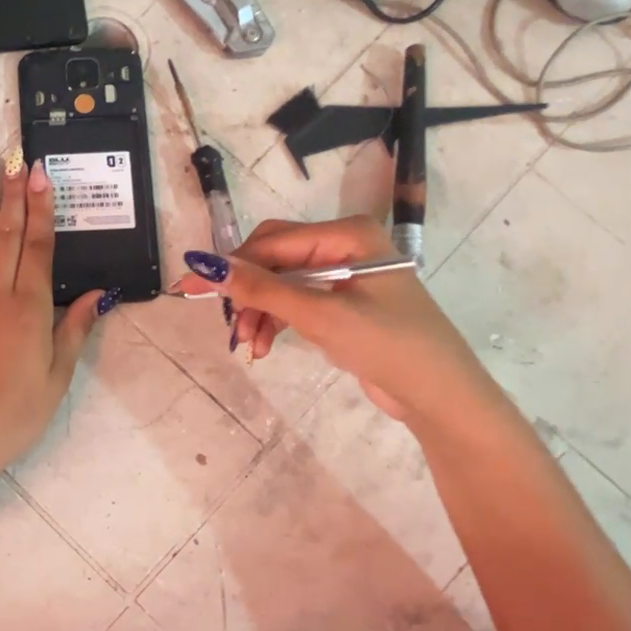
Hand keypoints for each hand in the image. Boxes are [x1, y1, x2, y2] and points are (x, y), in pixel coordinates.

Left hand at [0, 157, 108, 497]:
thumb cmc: (15, 413)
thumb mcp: (57, 378)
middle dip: (13, 196)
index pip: (38, 247)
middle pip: (5, 236)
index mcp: (28, 309)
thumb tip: (97, 293)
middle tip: (16, 162)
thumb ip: (73, 330)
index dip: (41, 209)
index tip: (41, 176)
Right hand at [171, 216, 498, 424]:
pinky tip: (262, 347)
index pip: (271, 241)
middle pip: (272, 258)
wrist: (441, 396)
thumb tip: (203, 265)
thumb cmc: (388, 346)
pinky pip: (292, 302)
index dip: (230, 265)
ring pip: (277, 283)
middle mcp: (343, 245)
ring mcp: (343, 274)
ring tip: (248, 345)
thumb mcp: (319, 316)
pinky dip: (273, 322)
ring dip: (257, 312)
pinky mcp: (341, 302)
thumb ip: (261, 289)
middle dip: (246, 291)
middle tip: (226, 323)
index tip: (189, 288)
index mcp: (346, 234)